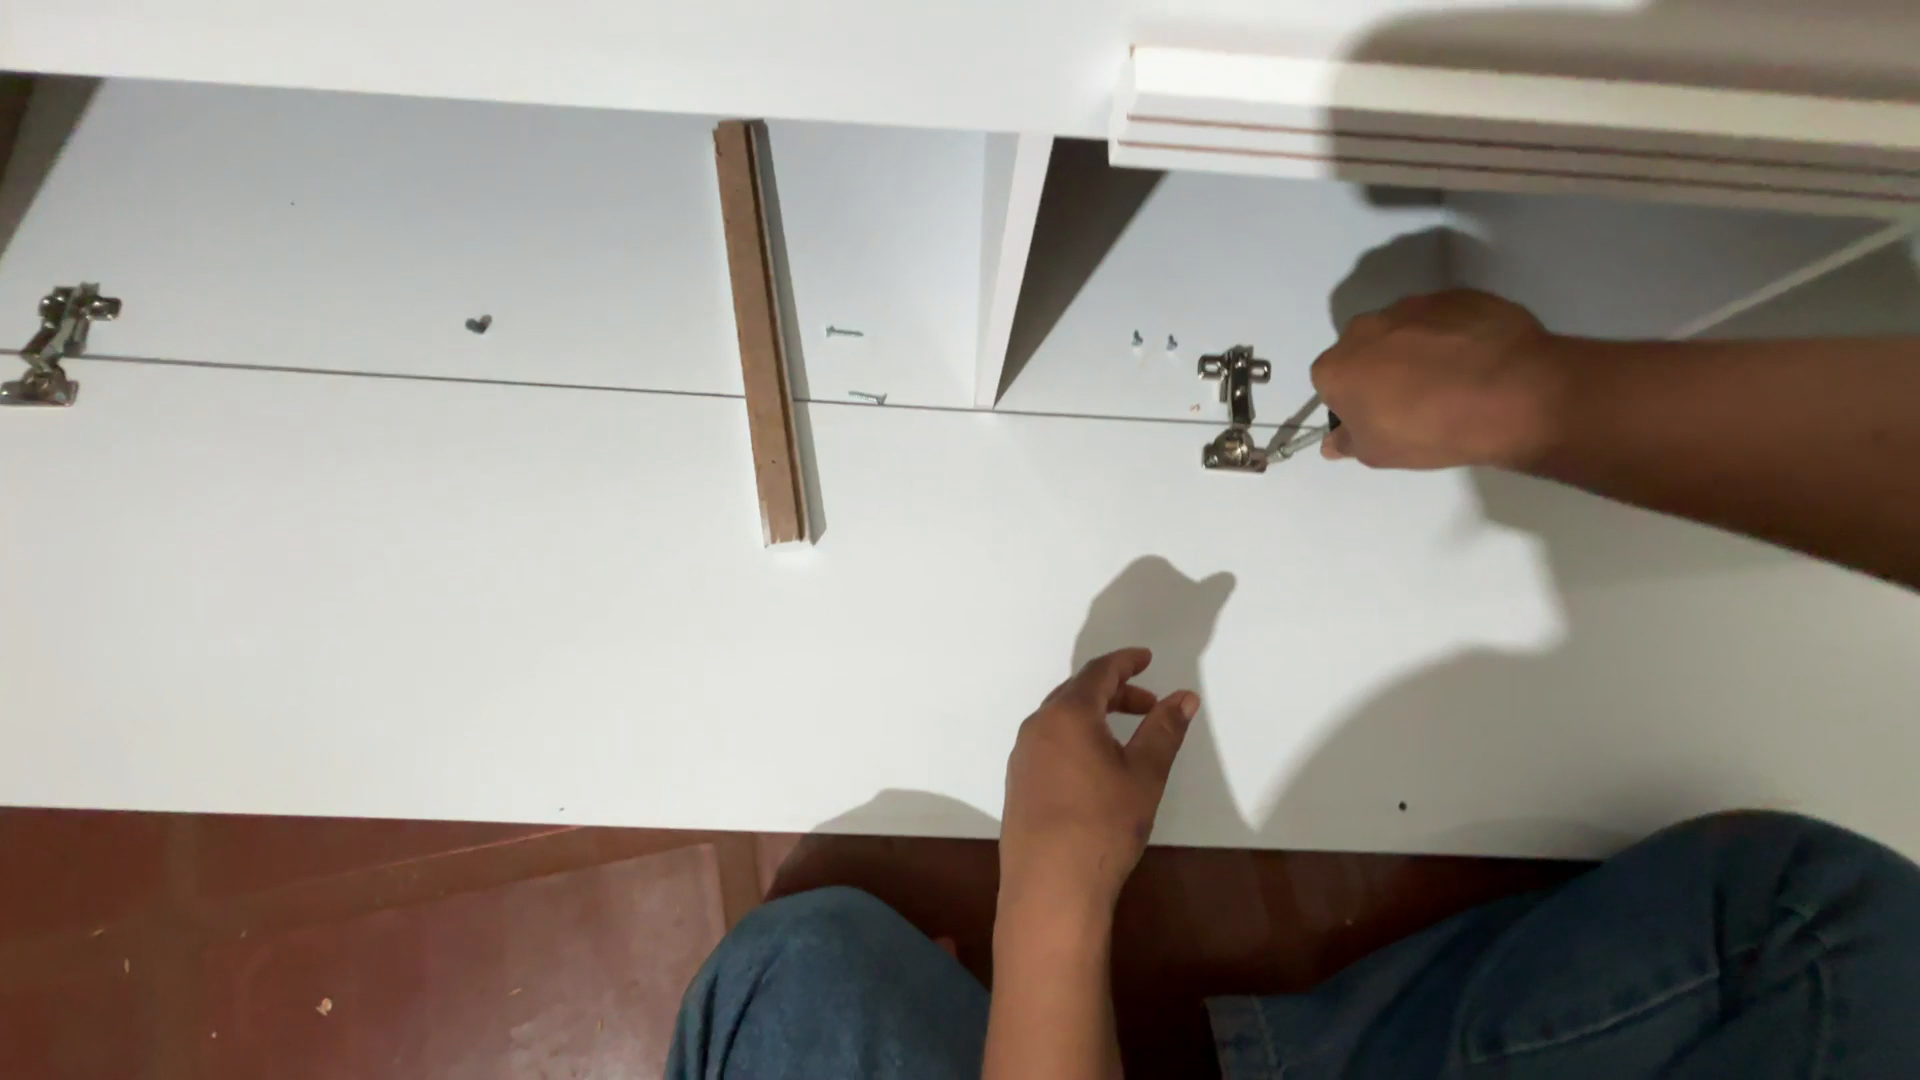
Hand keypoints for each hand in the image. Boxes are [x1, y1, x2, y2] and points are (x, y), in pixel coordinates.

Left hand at [999, 648, 1198, 914]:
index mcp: (1067, 714)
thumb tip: (1184, 697)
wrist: (1050, 885)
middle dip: (1115, 693)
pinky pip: (1049, 742)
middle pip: (1077, 693)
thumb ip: (1164, 729)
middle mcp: (1038, 726)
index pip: (1098, 672)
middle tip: (1149, 705)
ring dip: (1095, 717)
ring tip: (1127, 738)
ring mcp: (1022, 754)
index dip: (1125, 662)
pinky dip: (1076, 738)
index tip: (1147, 659)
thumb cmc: (1103, 824)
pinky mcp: (1018, 781)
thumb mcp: (1144, 774)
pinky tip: (1095, 767)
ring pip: (1061, 719)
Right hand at [1312, 289, 1567, 468]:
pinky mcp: (1456, 295)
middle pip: (1362, 349)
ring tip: (1450, 378)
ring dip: (1415, 349)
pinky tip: (1474, 360)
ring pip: (1402, 330)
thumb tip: (1332, 441)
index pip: (1330, 383)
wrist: (1512, 393)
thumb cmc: (1428, 429)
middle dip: (1379, 368)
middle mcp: (1363, 328)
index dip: (1352, 400)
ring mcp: (1411, 306)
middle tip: (1411, 397)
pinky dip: (1450, 335)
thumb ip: (1347, 442)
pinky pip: (1442, 318)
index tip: (1376, 416)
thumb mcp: (1377, 452)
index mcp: (1335, 367)